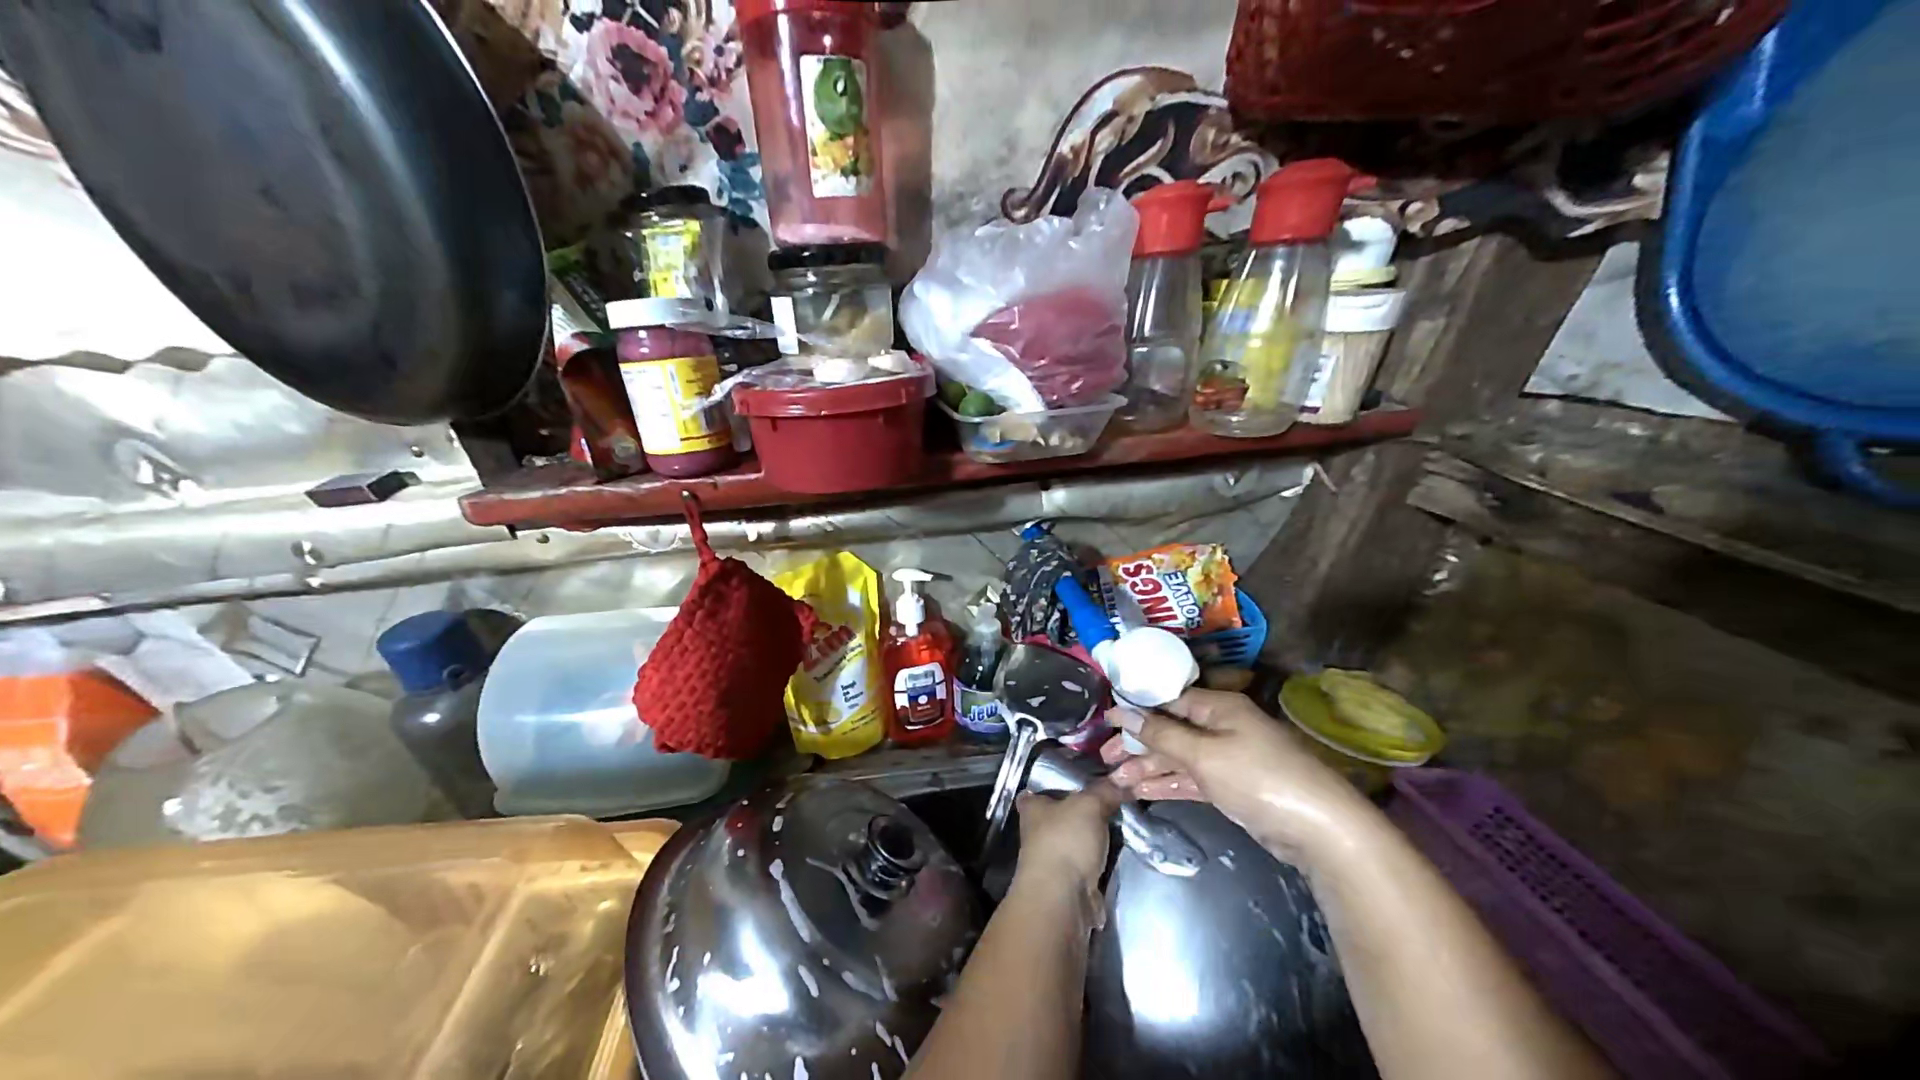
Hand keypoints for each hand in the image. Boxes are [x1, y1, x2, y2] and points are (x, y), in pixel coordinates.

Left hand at [1013, 783, 1121, 889]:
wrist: (1063, 897)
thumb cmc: (1065, 840)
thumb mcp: (1089, 805)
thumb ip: (1104, 791)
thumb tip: (1120, 780)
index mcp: (1032, 809)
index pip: (1033, 793)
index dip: (1047, 787)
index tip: (1068, 782)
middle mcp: (1036, 833)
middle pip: (1058, 817)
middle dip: (1078, 812)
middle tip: (1107, 801)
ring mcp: (1052, 860)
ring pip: (1073, 841)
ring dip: (1091, 838)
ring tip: (1119, 823)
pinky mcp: (1069, 883)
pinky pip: (1086, 864)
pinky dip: (1099, 861)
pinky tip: (1116, 852)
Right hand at [1100, 689, 1367, 862]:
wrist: (1320, 830)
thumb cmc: (1258, 779)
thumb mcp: (1204, 755)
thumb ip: (1161, 734)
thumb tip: (1123, 710)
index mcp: (1219, 706)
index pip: (1168, 700)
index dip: (1135, 709)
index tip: (1104, 722)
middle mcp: (1222, 726)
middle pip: (1171, 730)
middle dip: (1137, 744)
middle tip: (1103, 759)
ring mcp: (1229, 758)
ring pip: (1179, 757)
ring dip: (1147, 768)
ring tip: (1114, 781)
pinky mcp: (1233, 787)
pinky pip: (1192, 779)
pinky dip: (1168, 784)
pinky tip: (1140, 791)